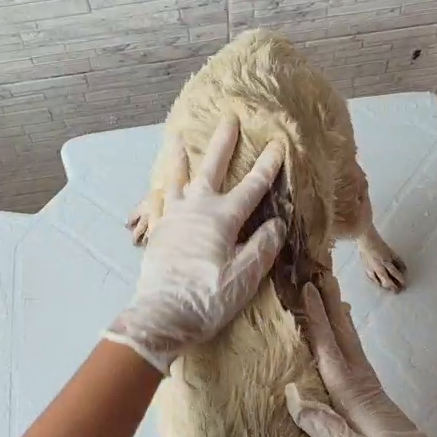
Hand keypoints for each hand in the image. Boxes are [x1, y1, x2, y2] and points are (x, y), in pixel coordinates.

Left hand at [105, 117, 284, 371]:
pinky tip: (158, 185)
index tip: (278, 144)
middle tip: (229, 119)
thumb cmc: (207, 300)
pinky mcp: (158, 231)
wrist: (160, 317)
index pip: (252, 186)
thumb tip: (276, 224)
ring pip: (178, 179)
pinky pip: (159, 201)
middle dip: (223, 144)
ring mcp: (173, 218)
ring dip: (181, 158)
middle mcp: (197, 209)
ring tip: (177, 139)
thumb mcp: (244, 277)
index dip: (267, 166)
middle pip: (212, 169)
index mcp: (222, 218)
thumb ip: (262, 247)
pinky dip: (160, 189)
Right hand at [284, 283, 436, 436]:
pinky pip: (352, 357)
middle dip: (328, 305)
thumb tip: (290, 393)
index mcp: (356, 396)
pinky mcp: (374, 401)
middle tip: (317, 274)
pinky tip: (342, 339)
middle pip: (342, 337)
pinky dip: (343, 338)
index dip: (315, 319)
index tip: (305, 289)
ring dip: (335, 317)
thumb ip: (325, 428)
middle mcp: (363, 386)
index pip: (329, 350)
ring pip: (349, 344)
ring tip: (327, 295)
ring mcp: (370, 392)